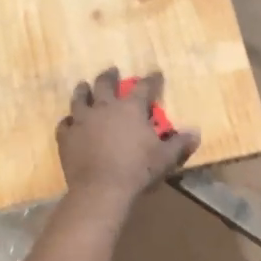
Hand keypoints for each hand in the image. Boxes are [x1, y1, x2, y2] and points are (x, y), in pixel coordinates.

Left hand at [56, 68, 199, 203]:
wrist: (101, 189)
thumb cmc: (138, 170)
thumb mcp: (165, 157)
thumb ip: (180, 143)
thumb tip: (196, 133)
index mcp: (131, 109)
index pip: (144, 87)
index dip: (151, 79)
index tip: (155, 73)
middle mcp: (105, 108)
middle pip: (105, 84)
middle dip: (110, 76)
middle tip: (112, 71)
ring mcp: (82, 121)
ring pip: (80, 98)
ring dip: (83, 91)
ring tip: (83, 86)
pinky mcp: (67, 137)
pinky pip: (65, 124)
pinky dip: (69, 121)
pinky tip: (69, 122)